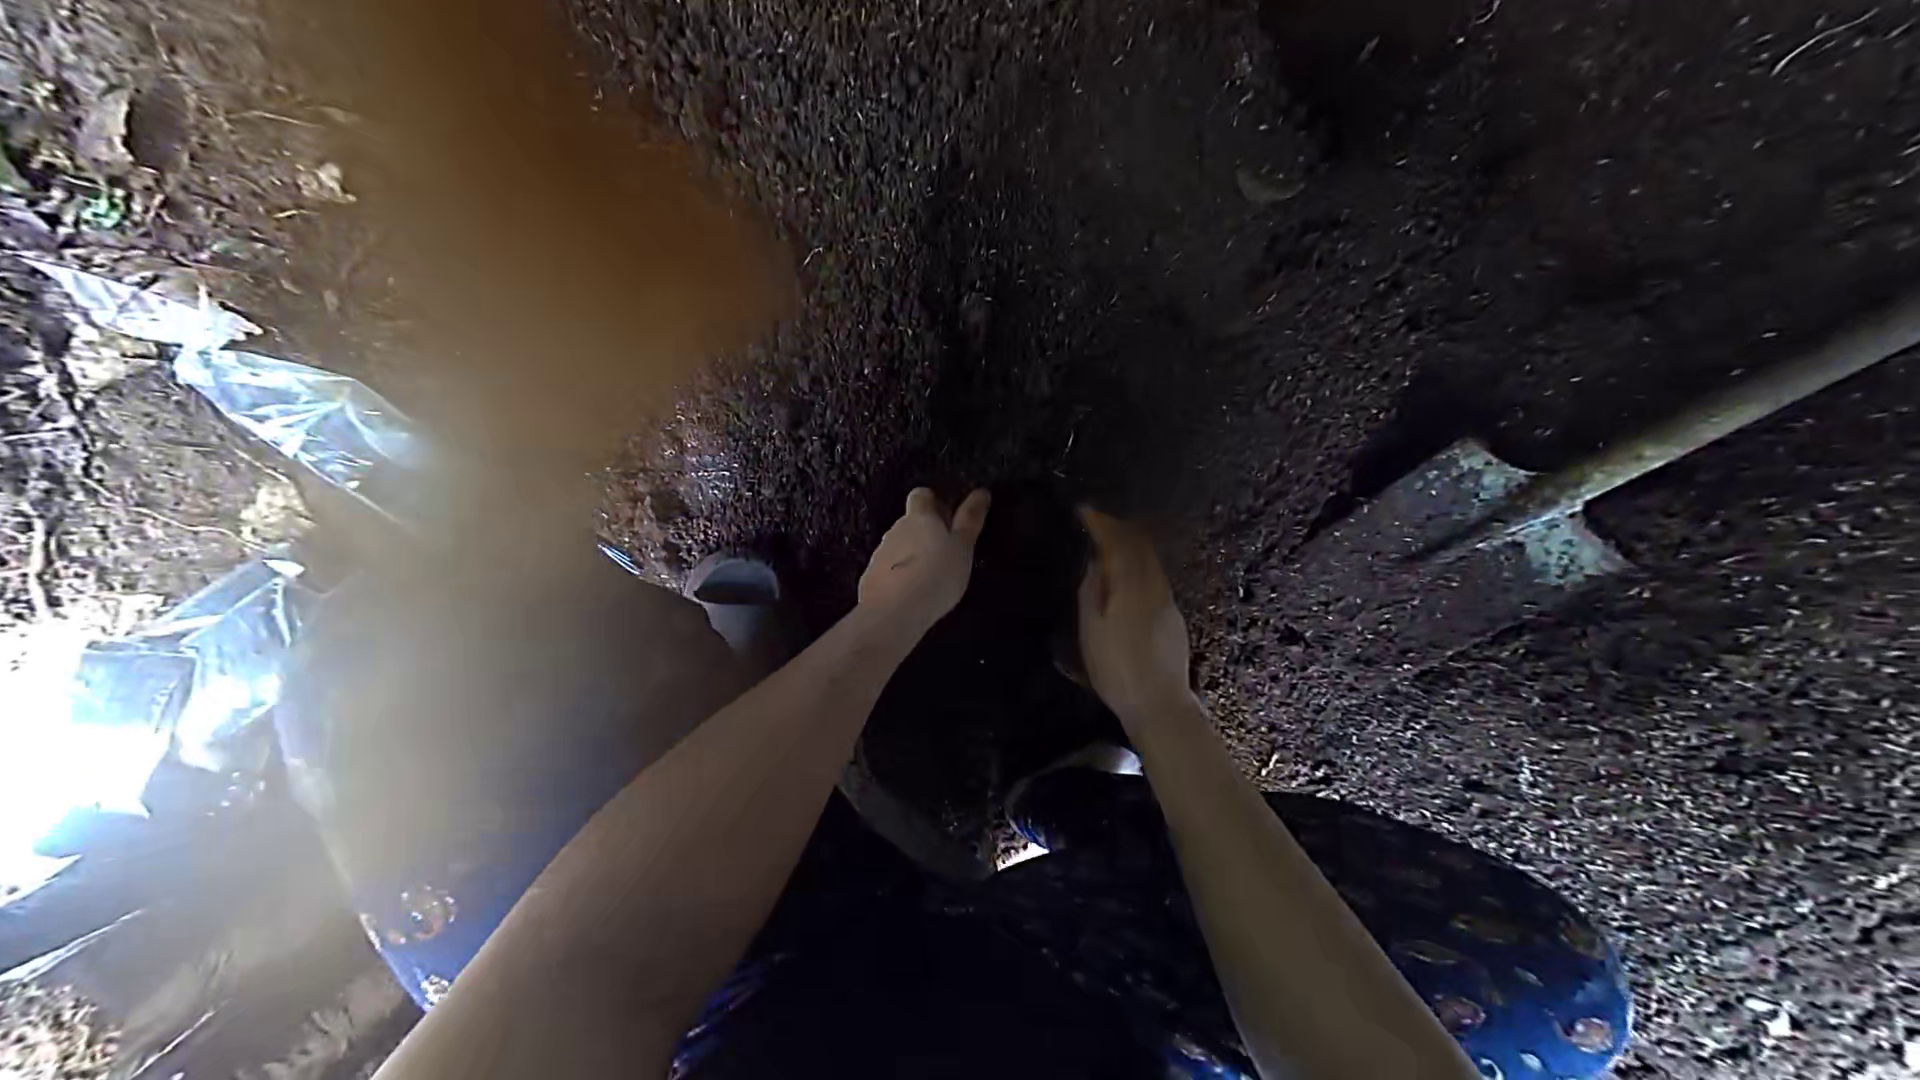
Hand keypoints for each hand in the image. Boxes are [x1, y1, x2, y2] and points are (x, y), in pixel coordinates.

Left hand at [858, 487, 990, 633]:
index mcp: (920, 518)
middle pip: (909, 523)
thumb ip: (970, 519)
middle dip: (924, 533)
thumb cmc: (936, 575)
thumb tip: (981, 492)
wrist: (893, 612)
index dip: (932, 501)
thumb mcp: (963, 548)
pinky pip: (887, 571)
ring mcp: (880, 554)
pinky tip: (910, 595)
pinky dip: (898, 577)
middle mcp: (896, 530)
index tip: (946, 515)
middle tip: (945, 552)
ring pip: (898, 547)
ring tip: (929, 577)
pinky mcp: (870, 578)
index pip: (921, 495)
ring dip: (912, 556)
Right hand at [1077, 507, 1194, 723]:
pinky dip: (1139, 564)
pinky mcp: (1174, 616)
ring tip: (1109, 544)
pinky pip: (1155, 576)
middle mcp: (1154, 587)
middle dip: (1118, 529)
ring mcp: (1168, 602)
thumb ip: (1092, 592)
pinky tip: (1128, 575)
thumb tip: (1095, 562)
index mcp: (1131, 588)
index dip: (1101, 524)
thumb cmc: (1117, 669)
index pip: (1117, 543)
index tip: (1084, 511)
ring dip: (1130, 546)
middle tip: (1097, 522)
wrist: (1160, 704)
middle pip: (1140, 546)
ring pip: (1150, 561)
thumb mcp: (1091, 632)